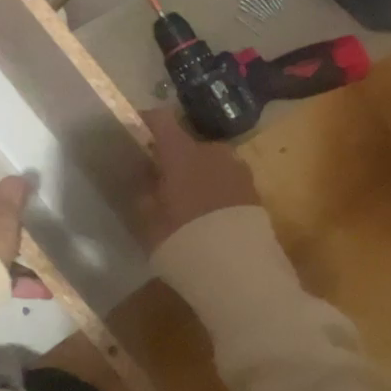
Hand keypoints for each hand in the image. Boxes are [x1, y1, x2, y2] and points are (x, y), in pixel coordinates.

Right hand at [135, 109, 260, 253]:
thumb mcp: (148, 221)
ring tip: (188, 202)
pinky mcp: (254, 191)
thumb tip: (144, 181)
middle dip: (174, 158)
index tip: (135, 133)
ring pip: (210, 163)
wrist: (239, 271)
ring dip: (198, 174)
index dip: (146, 122)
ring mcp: (238, 170)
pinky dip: (215, 190)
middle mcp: (212, 151)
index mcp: (181, 152)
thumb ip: (143, 195)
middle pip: (187, 144)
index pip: (160, 119)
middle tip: (161, 182)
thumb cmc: (183, 239)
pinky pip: (227, 182)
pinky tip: (208, 216)